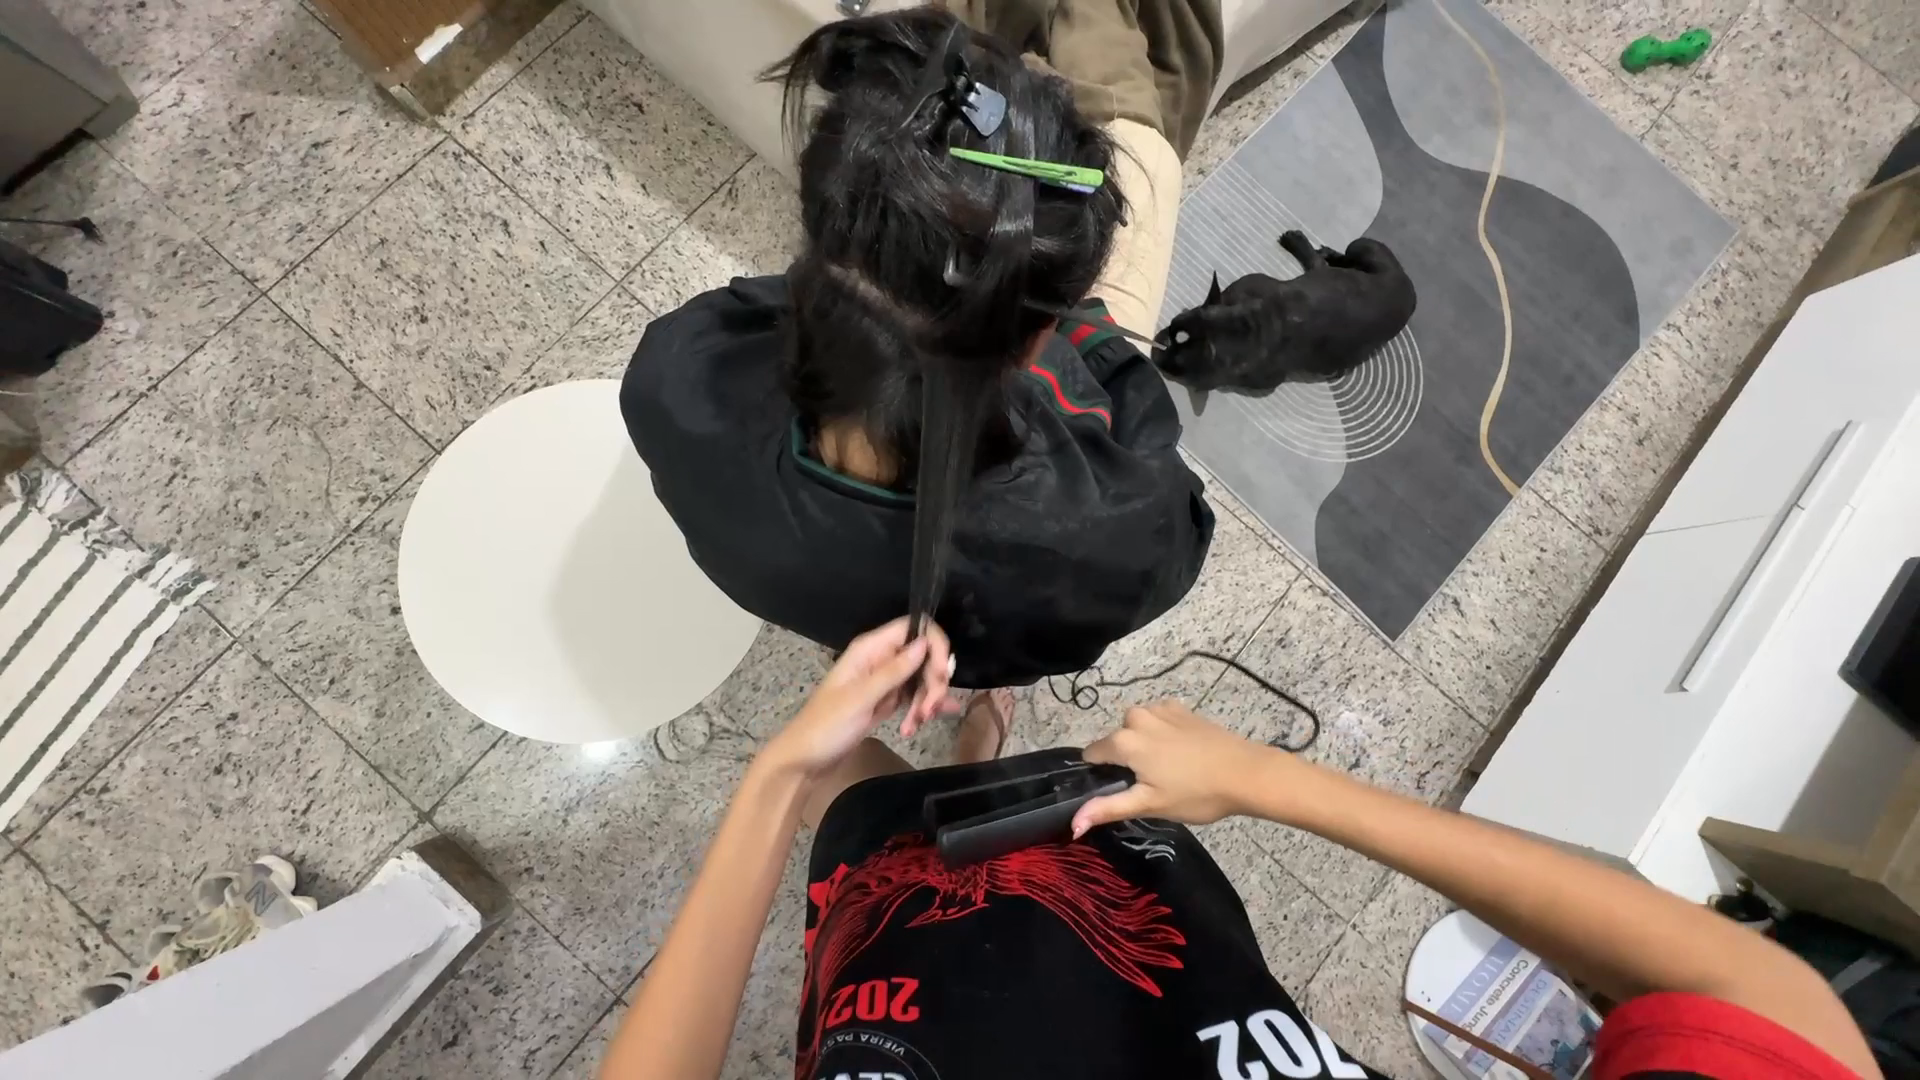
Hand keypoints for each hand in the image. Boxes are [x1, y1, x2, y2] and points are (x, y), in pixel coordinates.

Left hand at [759, 618, 953, 779]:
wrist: (804, 761)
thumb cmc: (826, 726)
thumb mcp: (861, 698)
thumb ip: (894, 670)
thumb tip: (925, 643)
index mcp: (870, 649)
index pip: (914, 628)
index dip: (934, 646)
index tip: (942, 674)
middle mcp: (879, 659)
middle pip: (923, 656)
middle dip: (932, 682)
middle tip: (929, 710)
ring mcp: (883, 681)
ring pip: (920, 679)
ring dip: (925, 701)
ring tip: (917, 725)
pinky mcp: (885, 702)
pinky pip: (912, 698)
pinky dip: (918, 711)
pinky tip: (918, 726)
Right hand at [1072, 701, 1279, 835]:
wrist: (1246, 773)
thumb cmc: (1195, 793)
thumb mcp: (1150, 804)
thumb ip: (1108, 808)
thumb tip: (1073, 824)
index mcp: (1124, 740)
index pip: (1092, 753)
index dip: (1102, 774)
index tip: (1122, 789)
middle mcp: (1136, 716)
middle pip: (1116, 740)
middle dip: (1126, 759)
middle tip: (1153, 784)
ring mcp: (1159, 708)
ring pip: (1137, 729)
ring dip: (1144, 745)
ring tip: (1170, 769)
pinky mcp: (1179, 707)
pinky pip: (1157, 720)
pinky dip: (1162, 733)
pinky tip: (1181, 752)